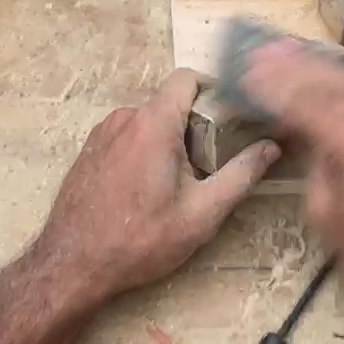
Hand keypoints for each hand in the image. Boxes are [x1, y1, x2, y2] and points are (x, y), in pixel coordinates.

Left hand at [33, 68, 280, 303]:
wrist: (73, 265)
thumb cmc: (140, 240)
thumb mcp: (202, 213)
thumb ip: (241, 175)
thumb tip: (271, 147)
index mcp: (153, 123)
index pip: (188, 78)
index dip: (214, 91)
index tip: (231, 120)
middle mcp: (125, 118)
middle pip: (172, 103)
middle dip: (195, 128)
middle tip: (208, 167)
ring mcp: (102, 132)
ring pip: (150, 121)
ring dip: (169, 142)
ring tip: (177, 185)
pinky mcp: (90, 150)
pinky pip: (128, 136)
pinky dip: (145, 151)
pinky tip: (147, 190)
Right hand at [239, 42, 343, 321]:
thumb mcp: (331, 217)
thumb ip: (316, 166)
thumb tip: (312, 139)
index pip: (304, 100)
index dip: (273, 85)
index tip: (248, 68)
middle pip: (328, 80)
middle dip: (292, 66)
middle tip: (262, 50)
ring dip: (318, 66)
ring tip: (287, 51)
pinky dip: (343, 82)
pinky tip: (328, 76)